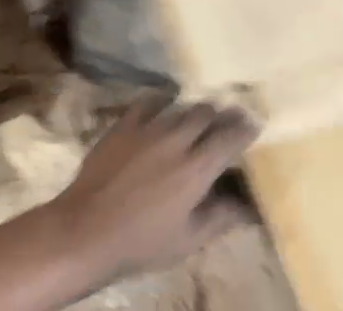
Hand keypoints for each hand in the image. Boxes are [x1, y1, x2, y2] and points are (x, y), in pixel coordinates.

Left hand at [46, 98, 259, 282]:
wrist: (89, 228)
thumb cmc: (143, 241)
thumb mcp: (189, 239)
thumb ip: (221, 217)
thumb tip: (249, 206)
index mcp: (196, 169)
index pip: (229, 138)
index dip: (244, 128)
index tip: (254, 123)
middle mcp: (175, 140)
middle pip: (206, 114)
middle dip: (222, 114)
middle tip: (230, 117)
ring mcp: (147, 128)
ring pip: (180, 106)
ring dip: (195, 109)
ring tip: (202, 113)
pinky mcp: (123, 124)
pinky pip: (148, 102)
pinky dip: (163, 100)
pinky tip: (166, 103)